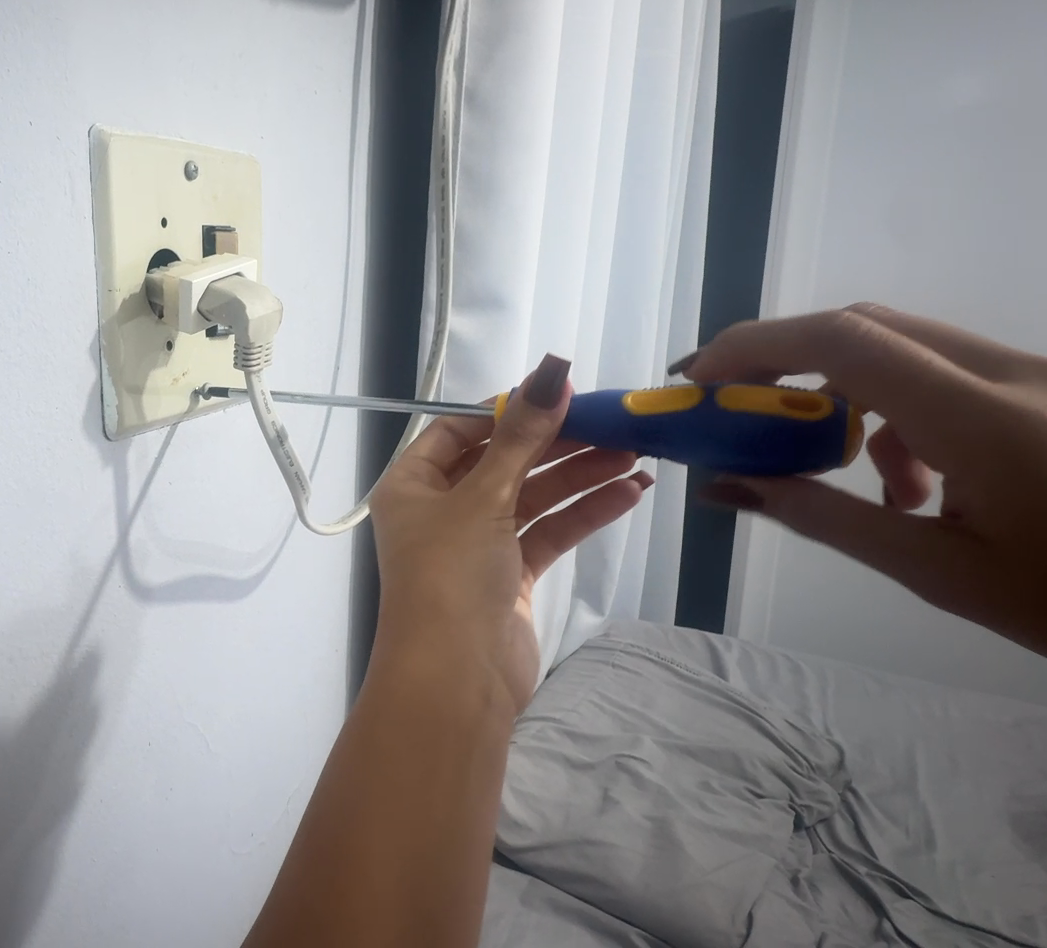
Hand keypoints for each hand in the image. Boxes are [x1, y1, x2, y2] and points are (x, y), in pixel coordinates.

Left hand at [368, 354, 653, 708]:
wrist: (455, 675)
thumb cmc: (451, 573)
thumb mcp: (483, 497)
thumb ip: (520, 437)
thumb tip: (551, 372)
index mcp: (410, 485)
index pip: (455, 431)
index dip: (503, 411)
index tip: (556, 395)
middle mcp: (437, 509)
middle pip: (498, 462)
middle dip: (552, 442)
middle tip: (611, 421)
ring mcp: (474, 544)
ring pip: (528, 496)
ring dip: (577, 475)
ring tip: (635, 453)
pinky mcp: (508, 575)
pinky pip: (546, 532)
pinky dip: (583, 513)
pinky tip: (630, 493)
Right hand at [680, 303, 1046, 676]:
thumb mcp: (944, 574)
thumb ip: (823, 517)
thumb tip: (723, 485)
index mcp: (992, 423)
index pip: (845, 341)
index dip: (753, 346)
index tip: (698, 382)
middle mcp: (1026, 377)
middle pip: (869, 324)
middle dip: (783, 356)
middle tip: (736, 404)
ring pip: (911, 347)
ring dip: (844, 390)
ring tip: (847, 470)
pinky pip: (957, 371)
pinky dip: (902, 408)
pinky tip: (921, 479)